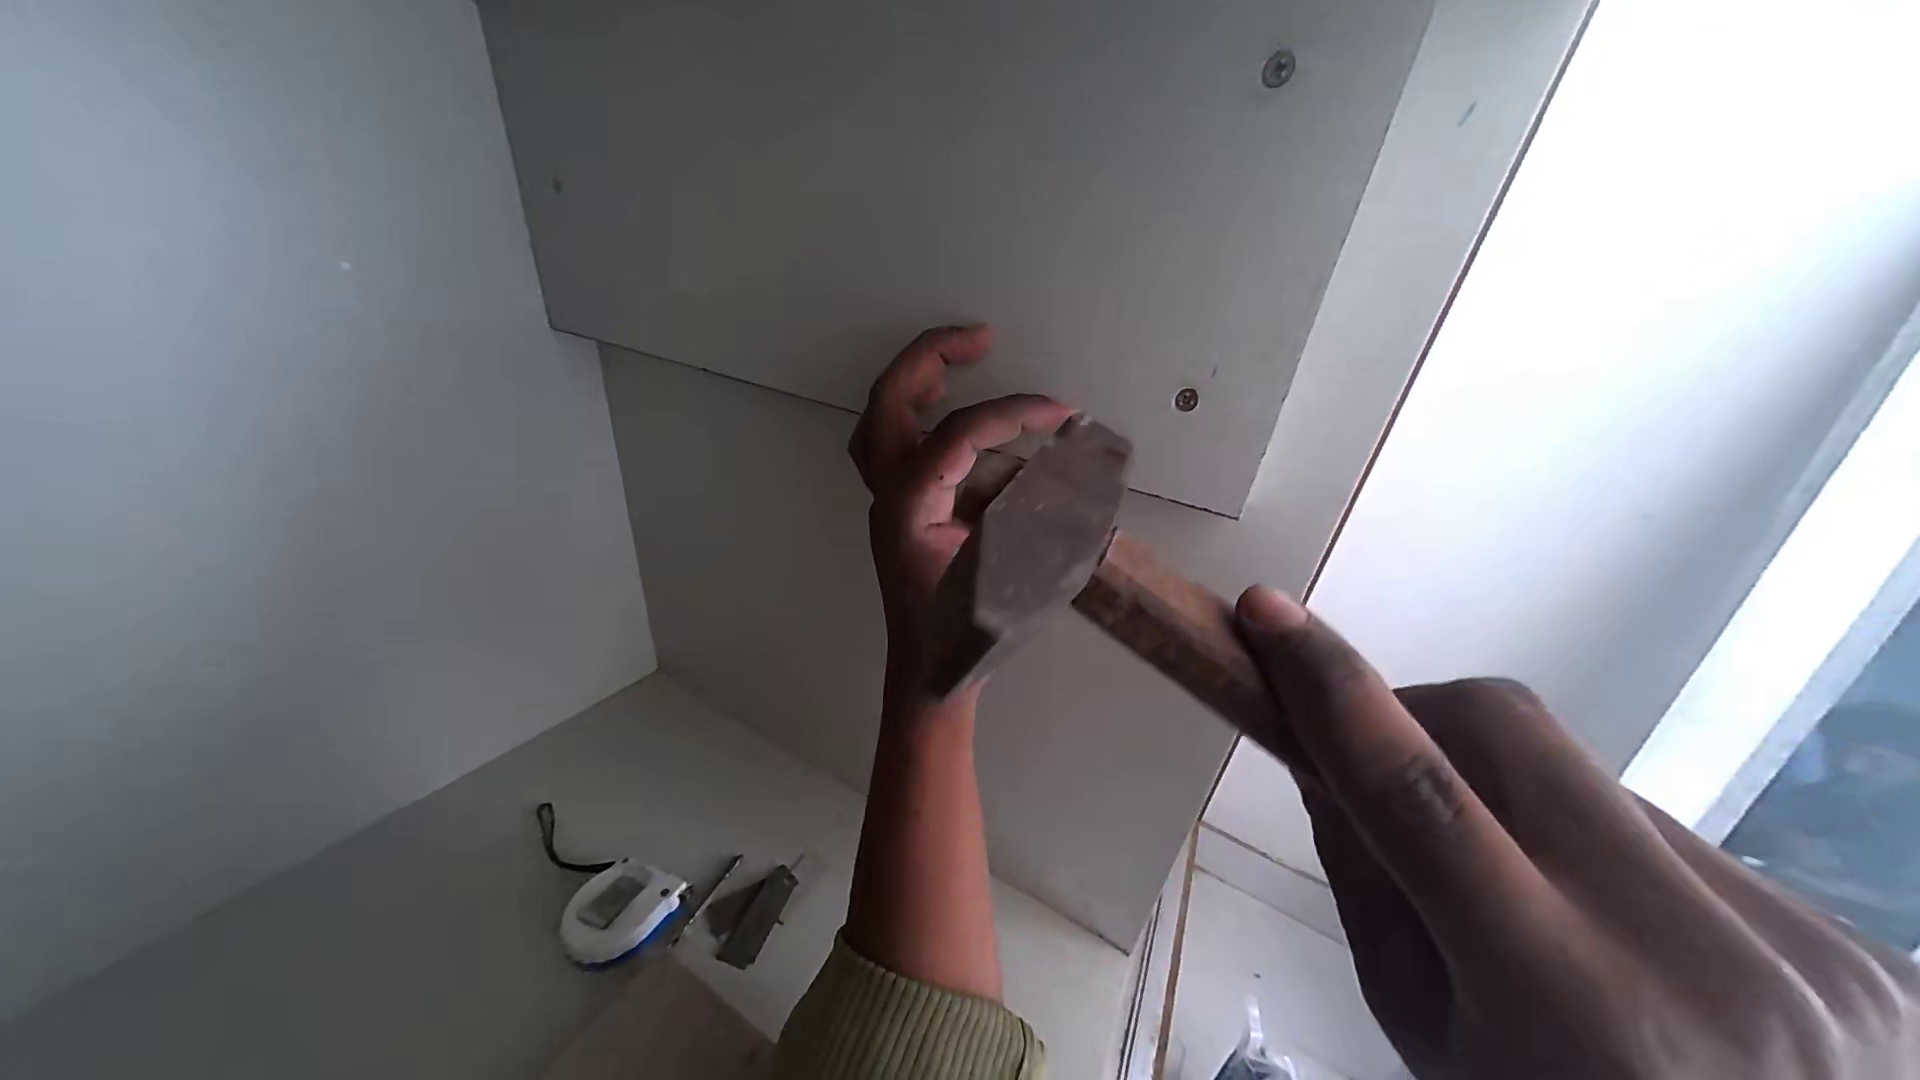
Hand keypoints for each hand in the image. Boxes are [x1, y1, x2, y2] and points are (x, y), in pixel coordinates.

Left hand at [848, 326, 1071, 685]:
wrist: (930, 674)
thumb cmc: (970, 637)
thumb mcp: (1016, 573)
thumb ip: (1045, 512)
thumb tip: (1079, 460)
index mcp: (909, 508)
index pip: (957, 434)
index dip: (1012, 412)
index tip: (1062, 411)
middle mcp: (888, 496)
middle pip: (887, 403)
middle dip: (930, 358)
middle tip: (980, 337)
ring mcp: (888, 502)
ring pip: (881, 424)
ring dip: (919, 384)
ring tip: (966, 360)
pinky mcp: (903, 511)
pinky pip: (902, 450)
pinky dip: (930, 422)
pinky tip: (972, 427)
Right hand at [1234, 585, 1919, 1078]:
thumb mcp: (1417, 1029)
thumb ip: (1365, 882)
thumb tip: (1321, 760)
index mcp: (1560, 1000)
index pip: (1412, 792)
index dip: (1329, 686)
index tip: (1267, 611)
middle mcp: (1692, 951)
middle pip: (1503, 727)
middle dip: (1414, 713)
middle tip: (1381, 764)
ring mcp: (1795, 940)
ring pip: (1575, 772)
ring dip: (1499, 786)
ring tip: (1511, 878)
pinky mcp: (1857, 941)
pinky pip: (1653, 827)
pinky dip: (1582, 840)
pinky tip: (1606, 924)